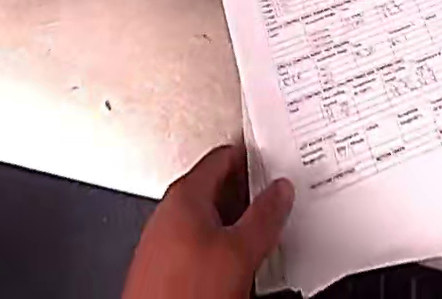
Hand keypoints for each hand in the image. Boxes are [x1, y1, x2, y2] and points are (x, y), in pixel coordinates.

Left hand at [122, 144, 294, 298]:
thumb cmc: (184, 296)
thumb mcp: (240, 253)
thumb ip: (265, 215)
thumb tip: (280, 192)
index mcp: (184, 195)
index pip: (223, 157)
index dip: (252, 159)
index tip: (272, 169)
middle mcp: (168, 213)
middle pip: (216, 188)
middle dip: (246, 196)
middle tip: (271, 205)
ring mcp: (162, 242)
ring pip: (208, 219)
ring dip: (234, 225)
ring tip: (257, 239)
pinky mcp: (162, 270)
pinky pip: (197, 245)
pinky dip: (218, 248)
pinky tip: (234, 267)